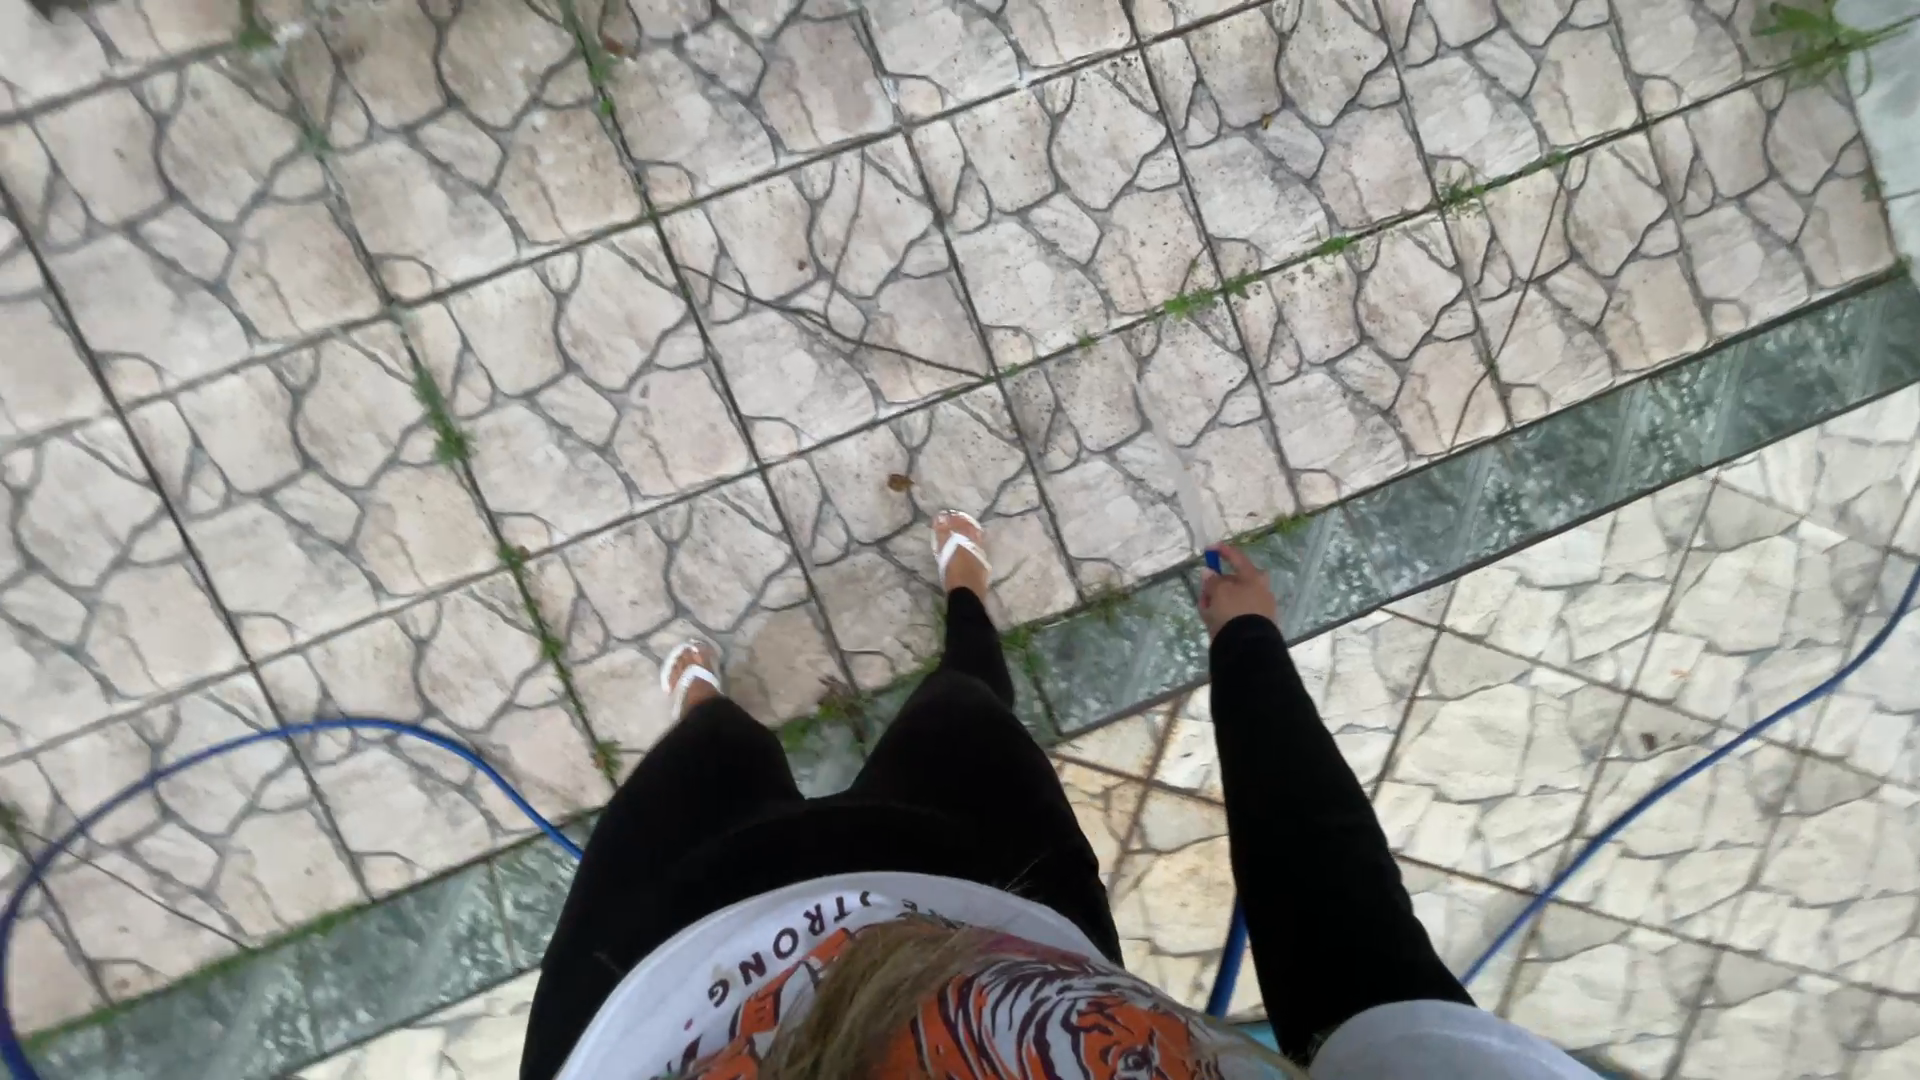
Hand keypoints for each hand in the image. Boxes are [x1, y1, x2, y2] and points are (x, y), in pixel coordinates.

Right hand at [1199, 545, 1277, 639]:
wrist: (1247, 644)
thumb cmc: (1233, 610)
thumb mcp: (1218, 591)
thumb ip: (1212, 580)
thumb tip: (1209, 572)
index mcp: (1254, 578)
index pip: (1238, 558)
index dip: (1223, 551)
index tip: (1210, 548)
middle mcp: (1260, 590)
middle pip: (1234, 581)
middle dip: (1217, 584)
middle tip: (1205, 591)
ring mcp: (1259, 608)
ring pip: (1232, 598)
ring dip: (1217, 600)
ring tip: (1205, 608)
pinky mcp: (1255, 624)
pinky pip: (1234, 612)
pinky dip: (1223, 613)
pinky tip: (1212, 619)